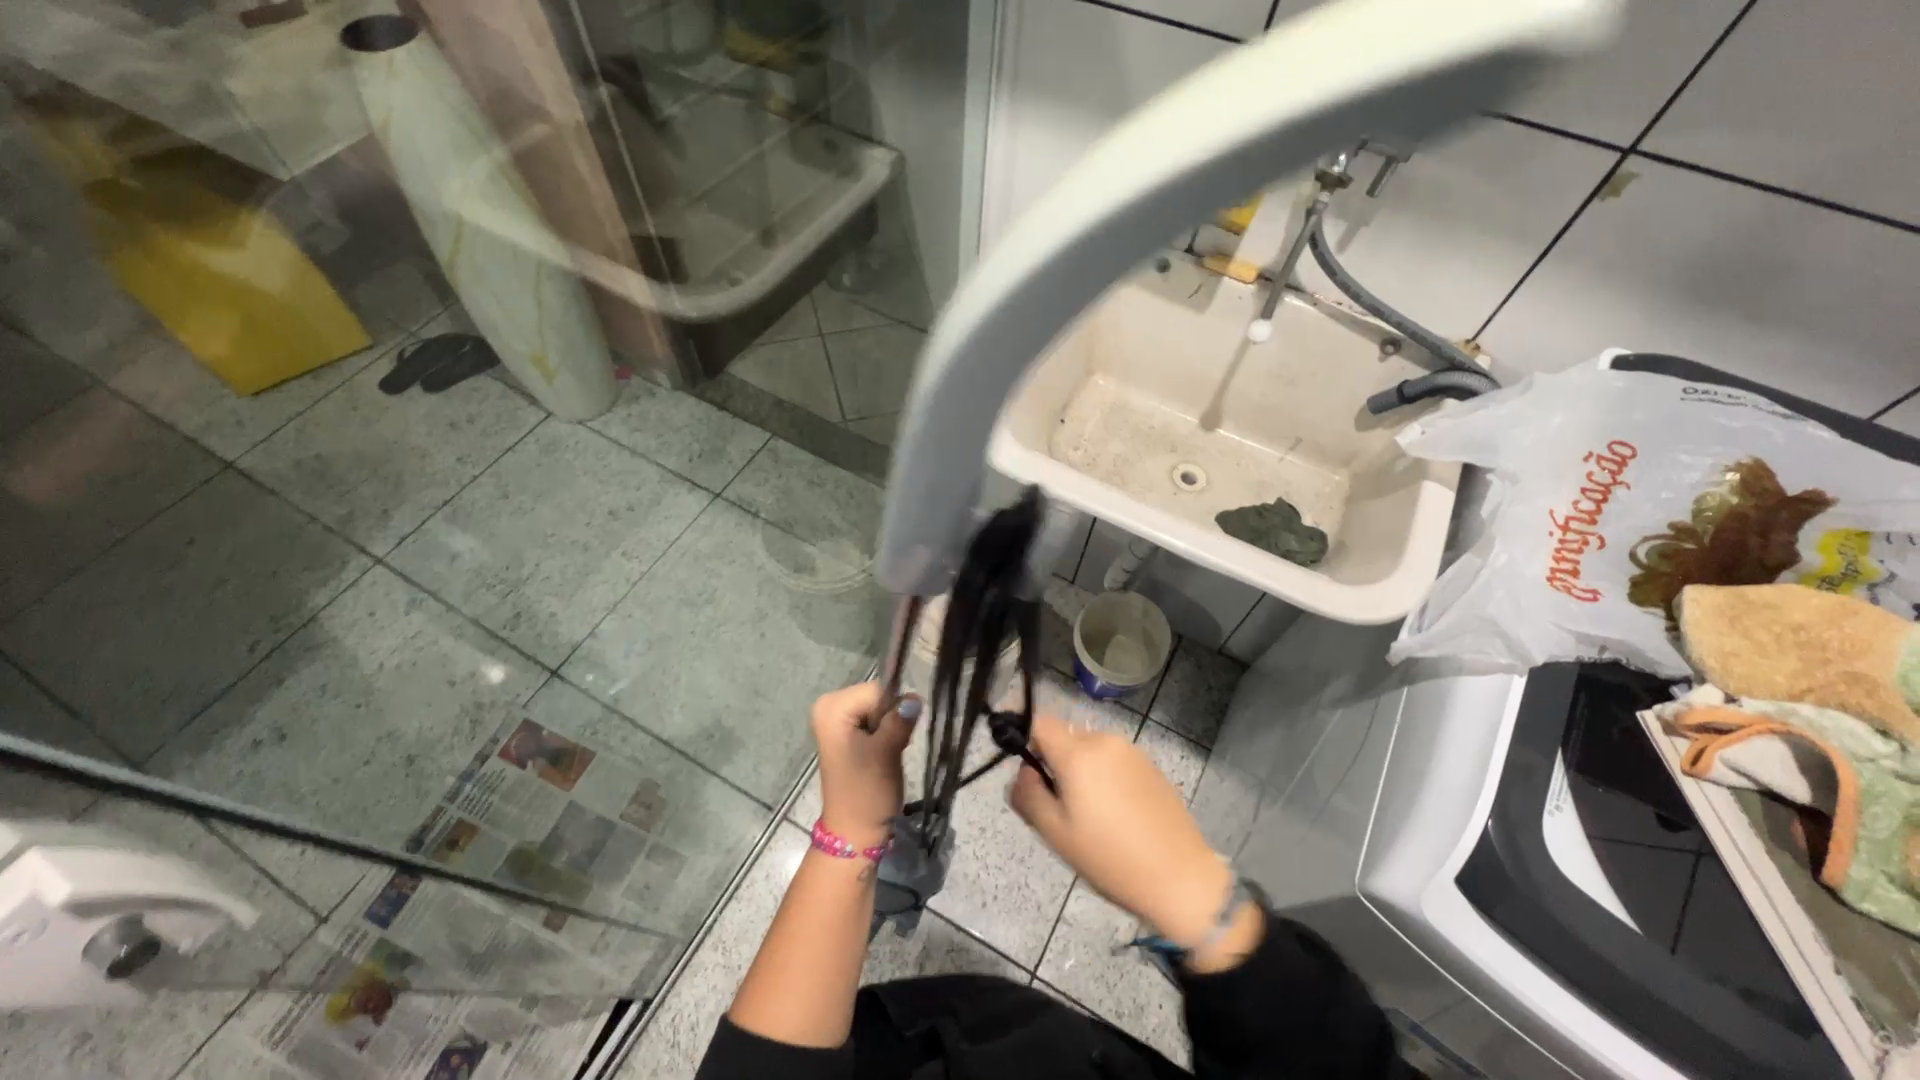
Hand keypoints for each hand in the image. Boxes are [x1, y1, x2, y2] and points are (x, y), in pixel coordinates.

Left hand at [811, 682, 920, 849]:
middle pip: (878, 697)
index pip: (878, 689)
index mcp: (832, 707)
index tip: (894, 739)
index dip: (894, 711)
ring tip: (886, 754)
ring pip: (881, 709)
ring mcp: (837, 720)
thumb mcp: (885, 753)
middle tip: (891, 749)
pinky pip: (876, 721)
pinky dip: (885, 735)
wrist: (854, 831)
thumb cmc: (866, 792)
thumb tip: (916, 697)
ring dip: (891, 729)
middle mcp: (830, 706)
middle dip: (892, 719)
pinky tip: (883, 755)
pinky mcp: (847, 733)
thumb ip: (900, 721)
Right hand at [1008, 712, 1235, 950]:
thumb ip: (1028, 795)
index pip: (1039, 721)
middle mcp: (1106, 741)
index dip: (1022, 734)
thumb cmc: (1110, 858)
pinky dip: (1103, 776)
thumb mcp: (1056, 833)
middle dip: (1052, 760)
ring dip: (1079, 769)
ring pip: (1089, 749)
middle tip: (1054, 804)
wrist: (1180, 877)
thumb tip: (1022, 774)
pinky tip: (1114, 814)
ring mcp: (1132, 752)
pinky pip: (1113, 760)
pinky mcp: (1151, 767)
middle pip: (1065, 736)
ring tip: (1087, 814)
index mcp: (1079, 754)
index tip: (1017, 760)